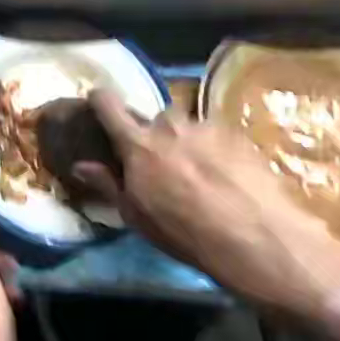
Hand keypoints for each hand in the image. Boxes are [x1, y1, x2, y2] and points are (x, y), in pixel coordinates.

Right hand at [70, 91, 339, 310]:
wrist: (258, 239)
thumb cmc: (184, 231)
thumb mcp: (135, 215)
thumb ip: (106, 183)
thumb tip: (80, 165)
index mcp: (137, 143)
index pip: (107, 103)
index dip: (99, 100)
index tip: (98, 107)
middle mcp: (170, 125)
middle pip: (153, 117)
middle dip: (153, 133)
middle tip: (160, 161)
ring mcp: (208, 127)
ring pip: (187, 126)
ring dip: (185, 141)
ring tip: (197, 171)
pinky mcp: (240, 135)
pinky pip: (216, 135)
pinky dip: (214, 150)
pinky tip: (225, 177)